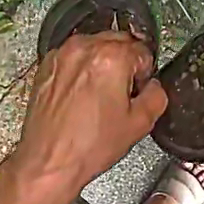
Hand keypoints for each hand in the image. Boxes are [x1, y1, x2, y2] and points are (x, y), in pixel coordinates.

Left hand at [4, 32, 166, 203]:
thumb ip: (157, 96)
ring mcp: (61, 56)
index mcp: (110, 58)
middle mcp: (83, 49)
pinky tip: (81, 99)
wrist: (49, 161)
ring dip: (102, 64)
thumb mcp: (139, 124)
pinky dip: (81, 71)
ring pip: (94, 47)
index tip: (139, 89)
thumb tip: (154, 87)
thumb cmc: (86, 146)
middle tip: (122, 94)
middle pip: (117, 42)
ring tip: (99, 99)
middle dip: (125, 63)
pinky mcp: (47, 67)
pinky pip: (73, 58)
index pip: (142, 50)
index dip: (145, 73)